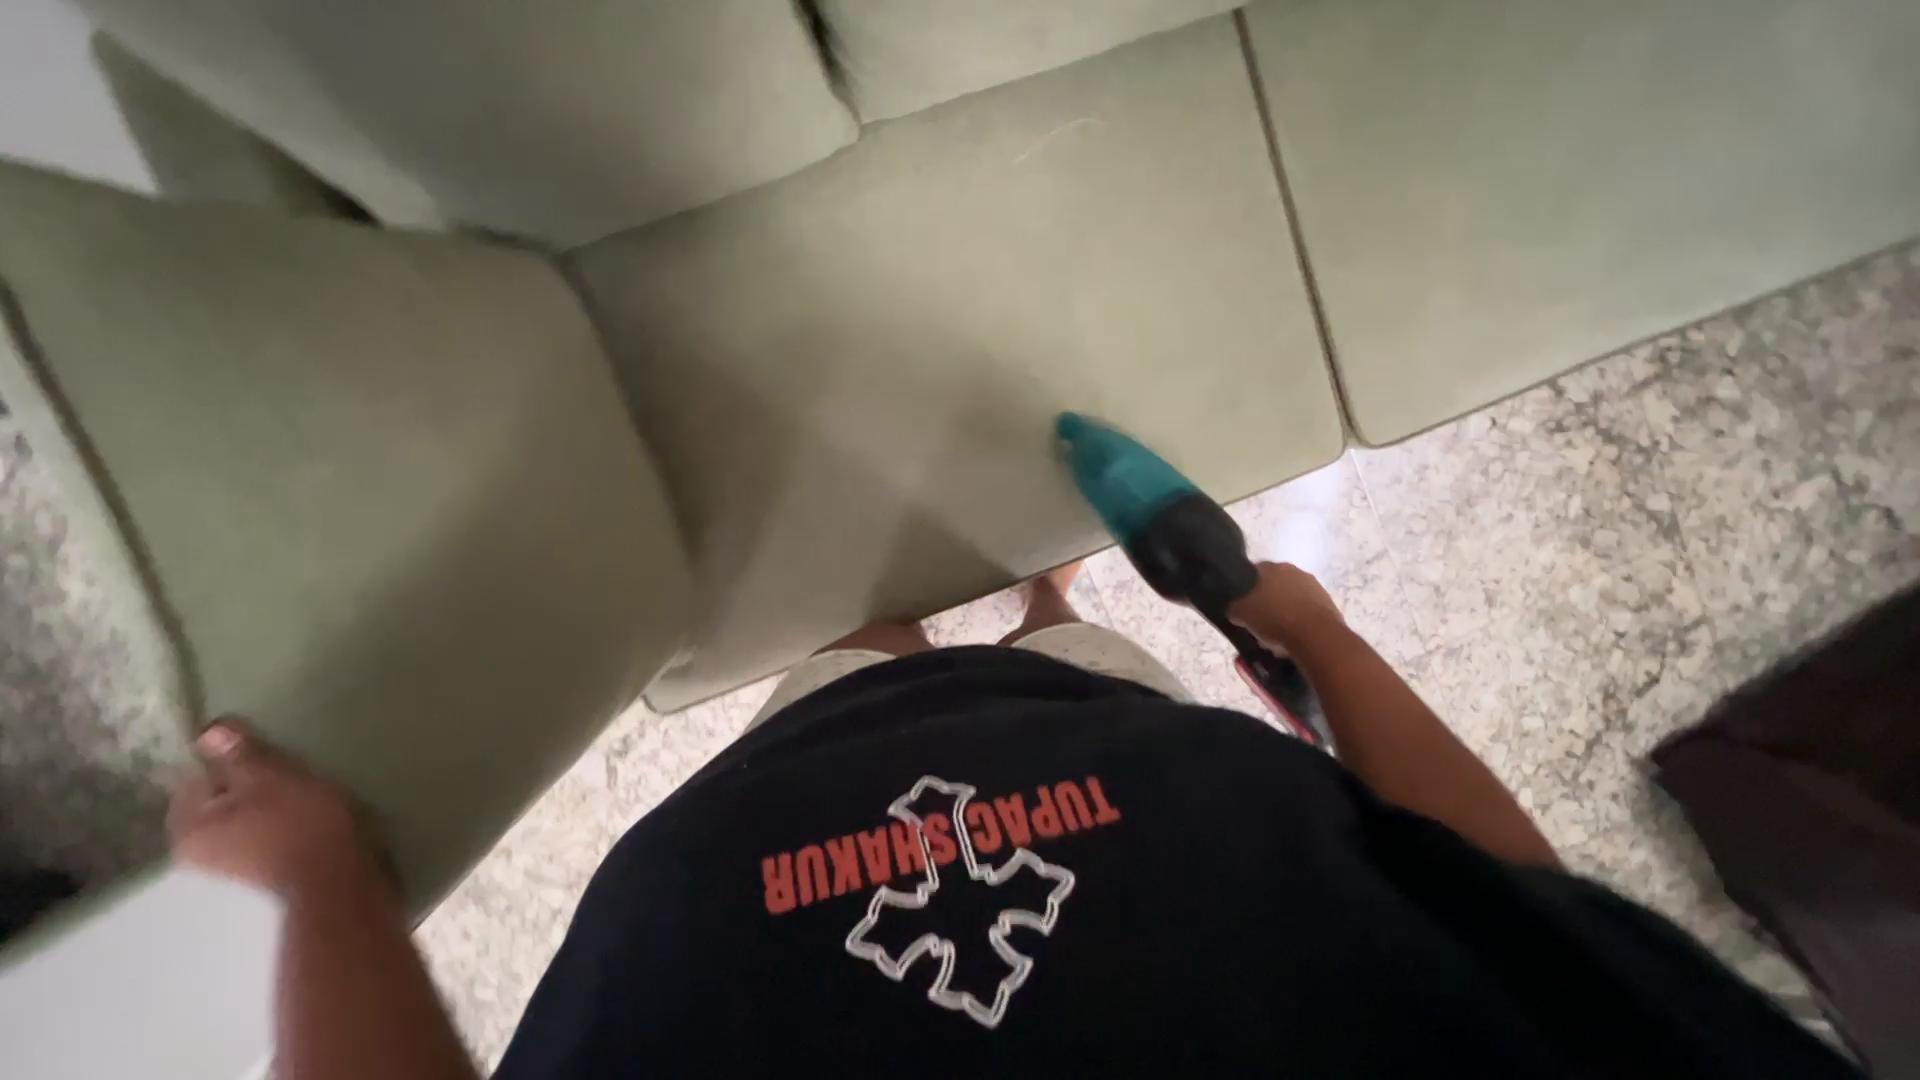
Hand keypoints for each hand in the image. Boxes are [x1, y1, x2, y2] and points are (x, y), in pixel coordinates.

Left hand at [168, 719, 388, 902]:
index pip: (194, 778)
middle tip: (286, 773)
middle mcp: (191, 849)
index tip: (264, 755)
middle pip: (214, 799)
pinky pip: (251, 832)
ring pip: (235, 816)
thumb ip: (239, 757)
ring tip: (297, 793)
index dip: (227, 760)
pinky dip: (269, 821)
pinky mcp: (252, 870)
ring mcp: (221, 864)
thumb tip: (207, 732)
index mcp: (187, 826)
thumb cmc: (302, 823)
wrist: (335, 877)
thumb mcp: (274, 780)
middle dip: (244, 783)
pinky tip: (298, 816)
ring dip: (260, 802)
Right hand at [1227, 561, 1344, 652]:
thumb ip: (1234, 608)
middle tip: (1259, 619)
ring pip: (1291, 596)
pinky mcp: (1328, 602)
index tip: (1242, 606)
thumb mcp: (1240, 615)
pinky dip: (1300, 620)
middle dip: (1266, 599)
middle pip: (1273, 584)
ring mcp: (1312, 584)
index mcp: (1268, 567)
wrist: (1316, 636)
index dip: (1245, 590)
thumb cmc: (1274, 620)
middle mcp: (1291, 569)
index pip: (1251, 573)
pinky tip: (1294, 636)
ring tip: (1277, 632)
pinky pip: (1306, 610)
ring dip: (1284, 609)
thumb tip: (1236, 609)